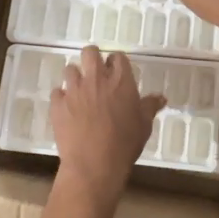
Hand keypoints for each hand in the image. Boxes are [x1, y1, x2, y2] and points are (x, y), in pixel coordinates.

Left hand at [51, 46, 164, 200]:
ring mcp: (75, 89)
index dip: (116, 62)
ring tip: (79, 90)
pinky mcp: (58, 104)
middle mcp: (96, 78)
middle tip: (95, 73)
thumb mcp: (144, 125)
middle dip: (92, 58)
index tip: (116, 71)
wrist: (94, 165)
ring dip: (75, 77)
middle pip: (90, 52)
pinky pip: (57, 92)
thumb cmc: (124, 144)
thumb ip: (150, 106)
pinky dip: (61, 98)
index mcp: (120, 80)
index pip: (117, 56)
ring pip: (70, 69)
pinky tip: (66, 108)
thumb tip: (161, 97)